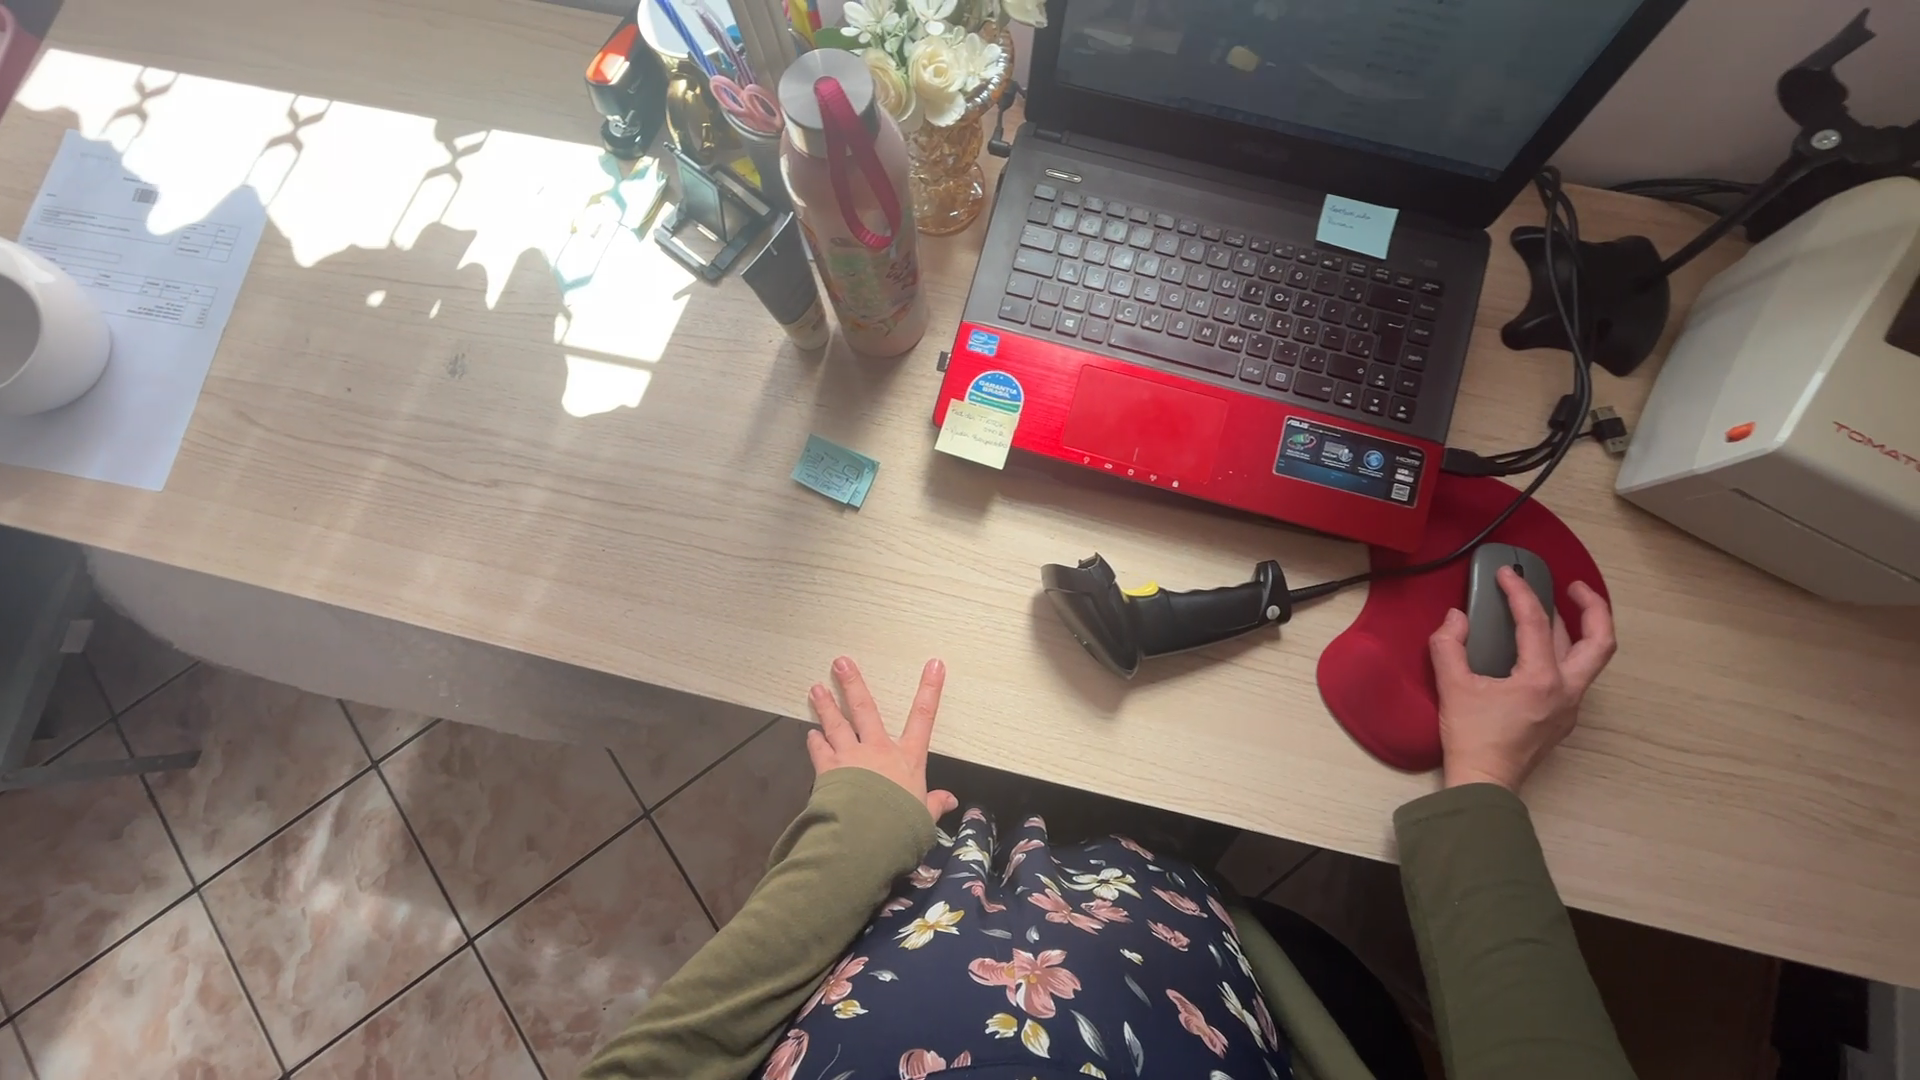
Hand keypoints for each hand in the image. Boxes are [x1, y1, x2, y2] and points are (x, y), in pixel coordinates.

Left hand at [806, 656, 958, 822]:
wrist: (866, 834)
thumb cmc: (899, 825)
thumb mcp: (923, 816)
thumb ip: (933, 804)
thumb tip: (949, 800)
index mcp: (907, 758)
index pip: (923, 717)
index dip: (930, 690)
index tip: (933, 665)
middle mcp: (878, 750)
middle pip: (865, 709)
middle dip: (853, 684)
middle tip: (841, 663)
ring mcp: (851, 756)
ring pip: (836, 724)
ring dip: (826, 706)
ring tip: (816, 688)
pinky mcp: (828, 770)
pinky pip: (820, 751)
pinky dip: (814, 742)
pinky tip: (810, 734)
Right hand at [1428, 570, 1616, 792]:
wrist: (1486, 780)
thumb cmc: (1471, 735)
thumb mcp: (1452, 686)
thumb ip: (1449, 646)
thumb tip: (1456, 619)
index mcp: (1542, 679)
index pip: (1535, 624)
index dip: (1519, 593)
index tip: (1506, 575)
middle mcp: (1567, 690)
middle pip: (1600, 641)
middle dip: (1593, 608)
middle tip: (1574, 587)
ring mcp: (1570, 706)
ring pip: (1591, 659)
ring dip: (1580, 630)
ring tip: (1560, 611)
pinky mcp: (1562, 717)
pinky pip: (1575, 675)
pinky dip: (1565, 652)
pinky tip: (1543, 649)